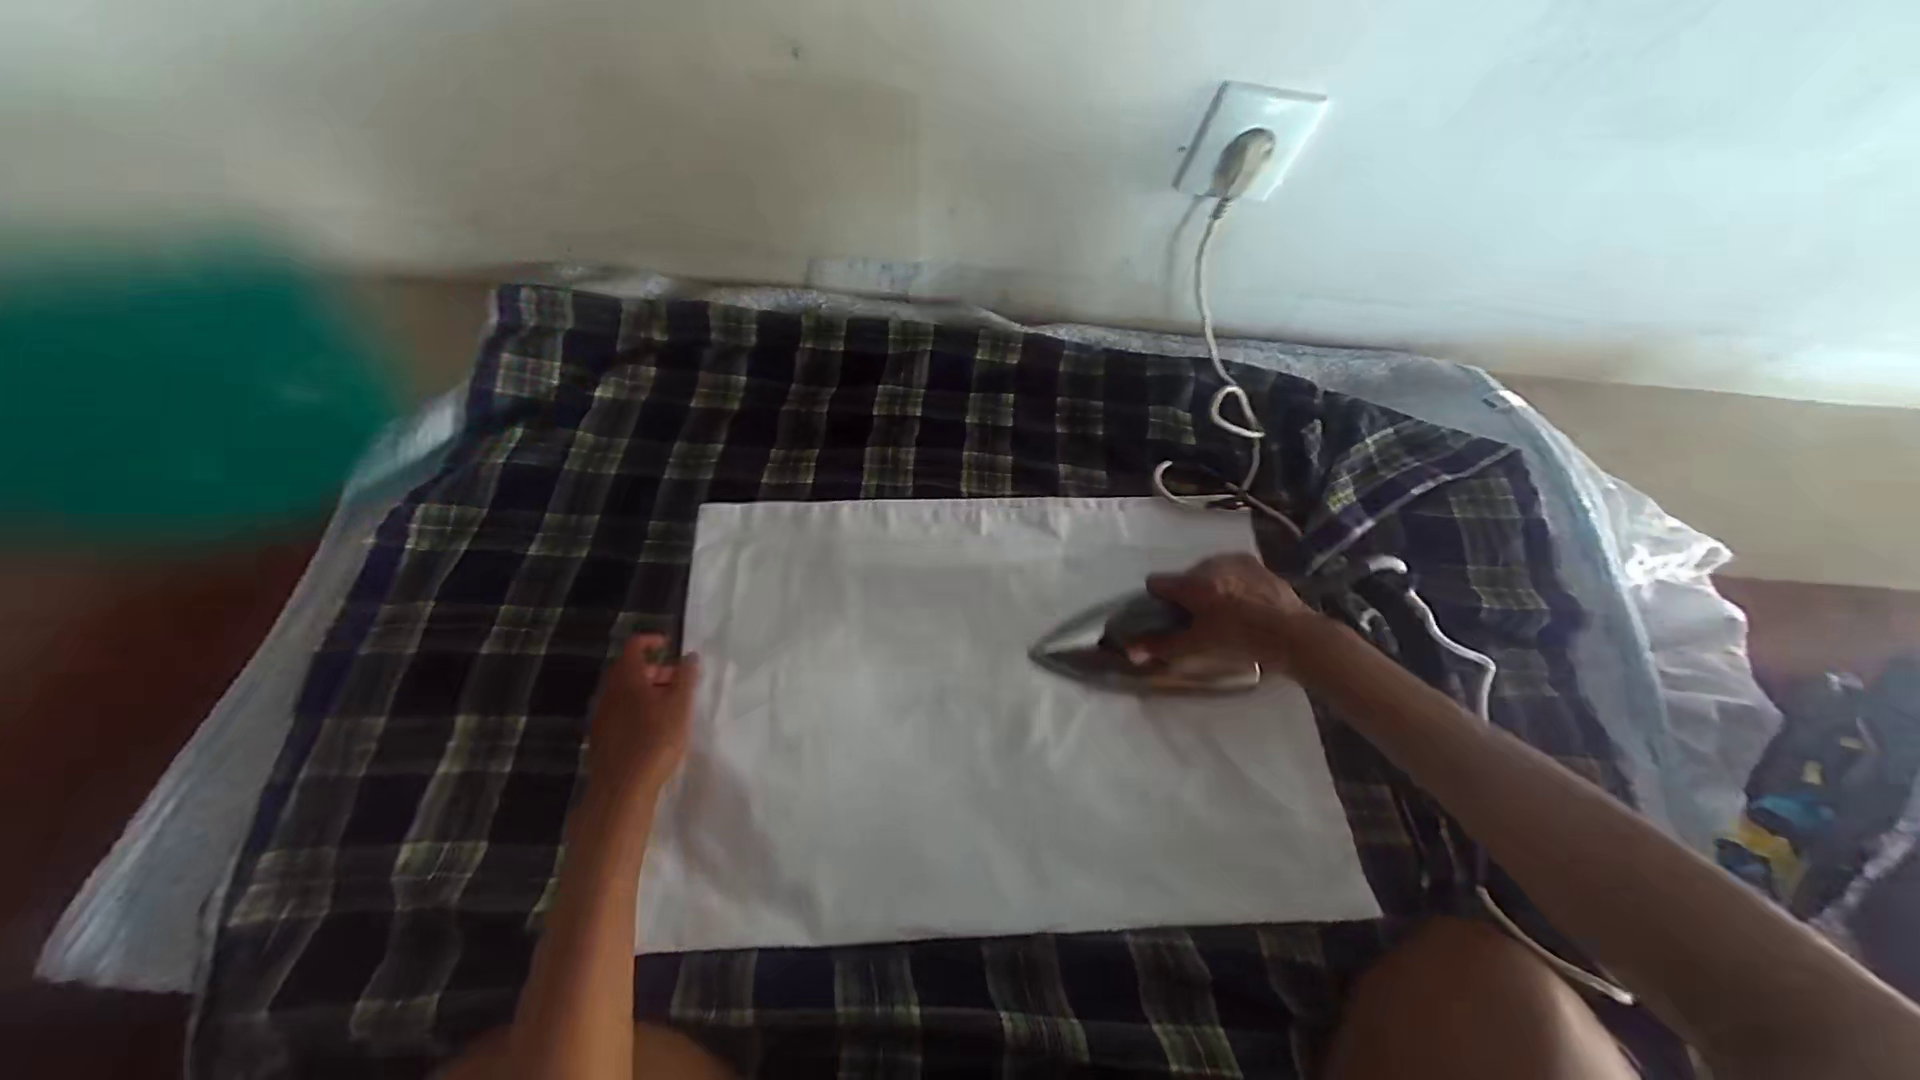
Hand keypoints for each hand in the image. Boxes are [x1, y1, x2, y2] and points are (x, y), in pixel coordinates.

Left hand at [585, 633, 700, 806]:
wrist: (622, 788)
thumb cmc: (656, 739)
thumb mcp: (680, 704)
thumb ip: (687, 676)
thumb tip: (689, 656)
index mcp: (626, 678)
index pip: (635, 645)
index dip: (653, 640)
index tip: (672, 646)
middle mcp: (608, 692)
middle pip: (630, 669)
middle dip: (656, 669)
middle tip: (680, 681)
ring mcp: (601, 715)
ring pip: (625, 692)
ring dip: (648, 691)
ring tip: (672, 707)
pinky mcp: (601, 737)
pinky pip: (621, 711)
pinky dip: (638, 709)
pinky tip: (655, 728)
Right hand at [1139, 553, 1320, 678]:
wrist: (1295, 636)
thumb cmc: (1243, 642)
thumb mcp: (1198, 648)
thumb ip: (1161, 646)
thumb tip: (1130, 651)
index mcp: (1193, 584)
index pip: (1156, 582)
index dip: (1158, 600)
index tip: (1169, 616)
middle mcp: (1210, 565)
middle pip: (1183, 577)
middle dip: (1186, 594)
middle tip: (1200, 619)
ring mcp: (1234, 560)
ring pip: (1206, 571)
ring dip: (1208, 586)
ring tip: (1224, 611)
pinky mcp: (1254, 563)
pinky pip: (1229, 569)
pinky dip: (1229, 582)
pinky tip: (1242, 602)